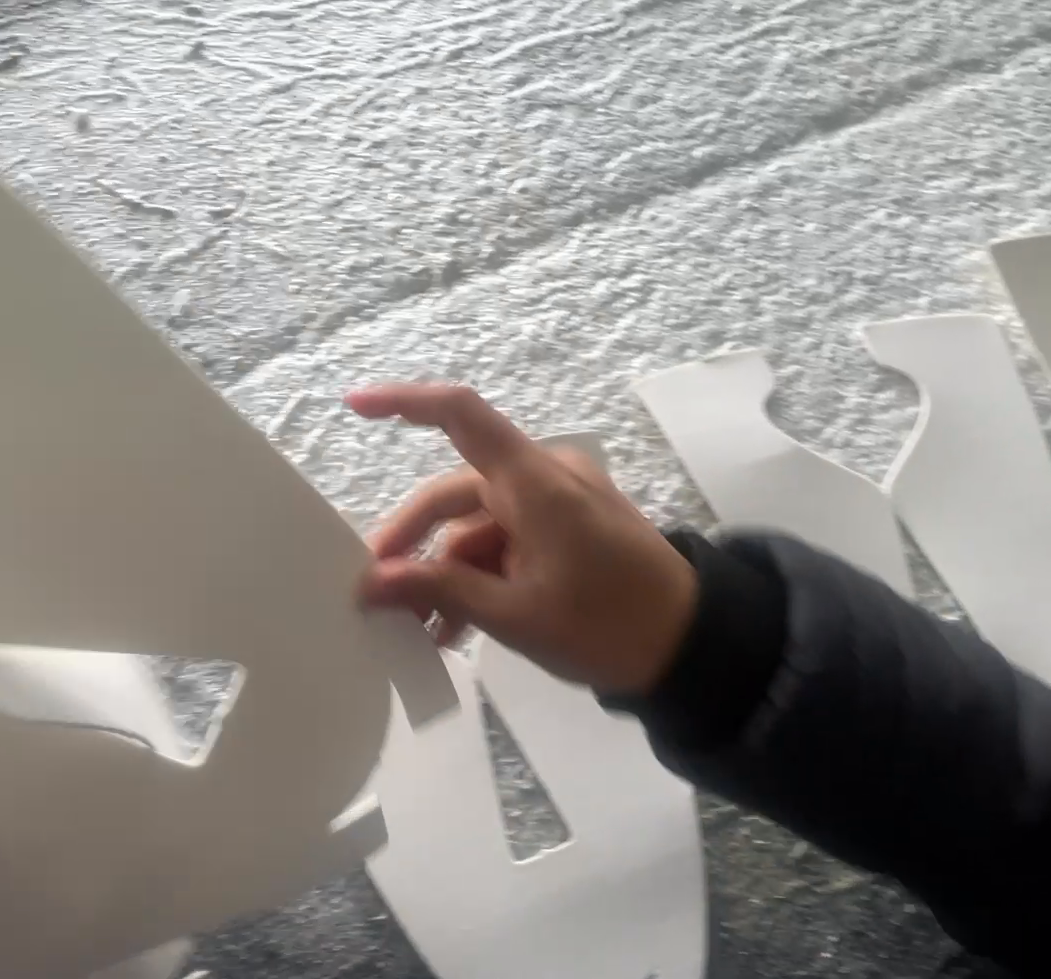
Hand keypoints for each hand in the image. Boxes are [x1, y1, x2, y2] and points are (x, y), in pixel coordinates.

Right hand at [348, 384, 697, 694]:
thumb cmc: (607, 626)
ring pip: (476, 525)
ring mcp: (555, 502)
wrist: (696, 649)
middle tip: (377, 593)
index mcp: (533, 481)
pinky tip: (456, 625)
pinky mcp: (564, 527)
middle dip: (413, 542)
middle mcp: (540, 477)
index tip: (354, 406)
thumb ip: (439, 591)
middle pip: (455, 493)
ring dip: (445, 572)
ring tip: (420, 631)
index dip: (403, 402)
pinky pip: (504, 540)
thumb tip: (370, 584)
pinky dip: (478, 575)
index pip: (460, 415)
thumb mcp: (516, 614)